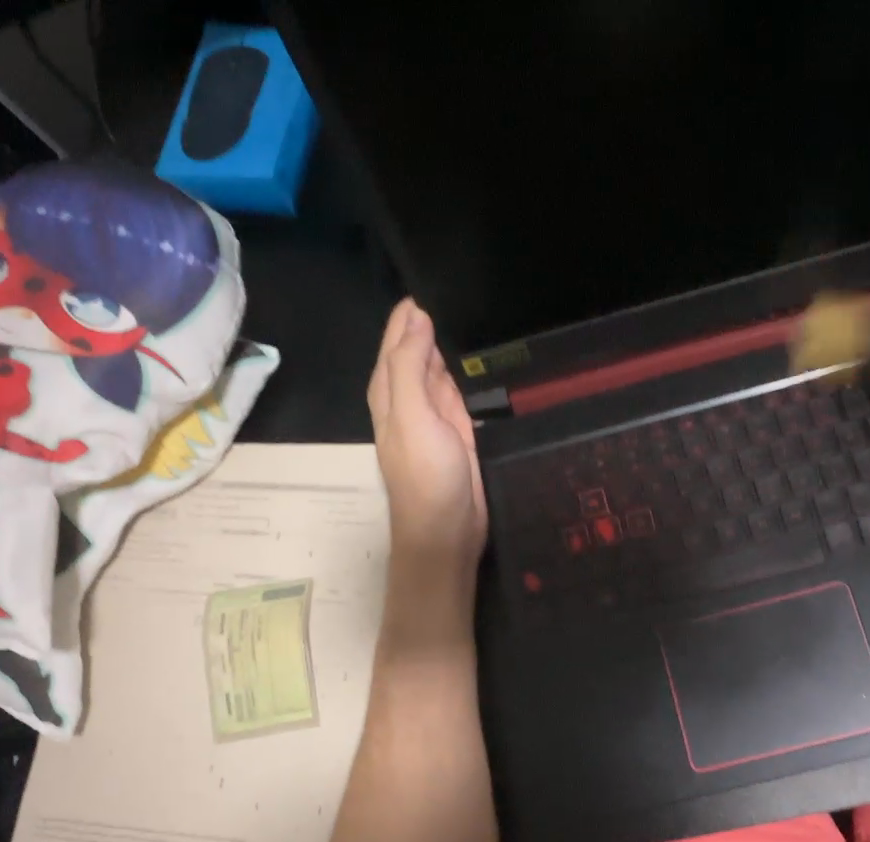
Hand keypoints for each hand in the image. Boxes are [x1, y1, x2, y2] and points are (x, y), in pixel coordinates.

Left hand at [368, 299, 487, 589]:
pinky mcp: (460, 430)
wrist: (446, 531)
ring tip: (469, 311)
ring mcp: (437, 416)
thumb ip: (411, 366)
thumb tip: (417, 318)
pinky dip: (466, 372)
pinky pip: (460, 391)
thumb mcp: (412, 415)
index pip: (396, 341)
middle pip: (416, 351)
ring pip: (440, 369)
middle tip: (456, 288)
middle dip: (429, 322)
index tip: (431, 282)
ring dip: (448, 344)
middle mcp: (410, 399)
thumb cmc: (426, 475)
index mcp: (390, 392)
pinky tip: (479, 357)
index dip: (409, 314)